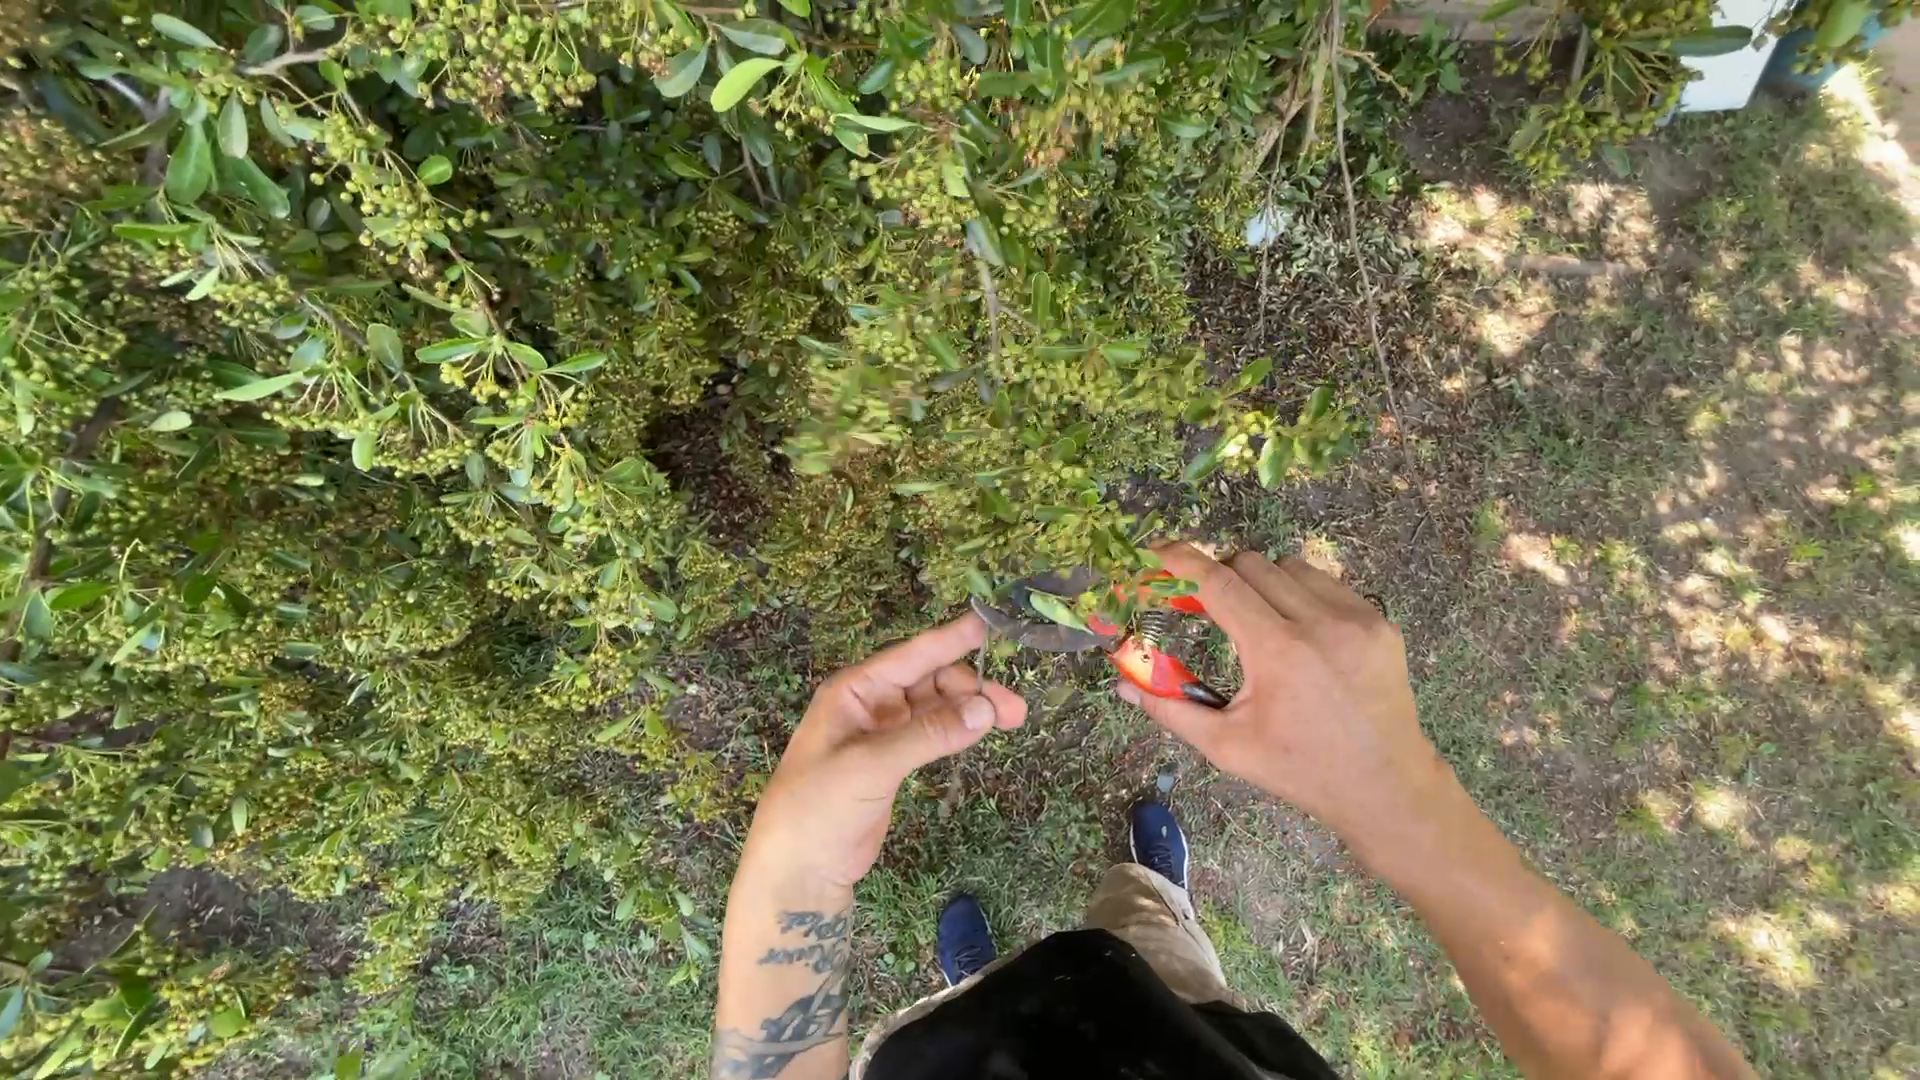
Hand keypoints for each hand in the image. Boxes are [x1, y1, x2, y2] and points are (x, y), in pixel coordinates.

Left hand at [740, 614, 1027, 891]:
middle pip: (931, 680)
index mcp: (855, 690)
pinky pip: (932, 733)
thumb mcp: (872, 764)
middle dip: (971, 688)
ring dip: (970, 709)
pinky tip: (980, 733)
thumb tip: (986, 708)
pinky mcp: (893, 762)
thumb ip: (929, 734)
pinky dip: (957, 730)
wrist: (798, 870)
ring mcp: (882, 733)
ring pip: (936, 707)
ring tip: (1012, 720)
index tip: (989, 624)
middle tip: (1014, 708)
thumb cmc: (820, 805)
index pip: (912, 655)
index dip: (951, 639)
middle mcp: (870, 704)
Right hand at [1117, 544, 1458, 860]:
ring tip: (1254, 617)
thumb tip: (1122, 684)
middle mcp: (1321, 623)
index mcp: (1278, 652)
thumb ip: (1169, 709)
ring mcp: (1358, 618)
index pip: (1218, 583)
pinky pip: (1324, 582)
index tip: (1156, 553)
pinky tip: (1295, 628)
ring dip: (1259, 581)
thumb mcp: (1226, 746)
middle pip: (1250, 563)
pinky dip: (1297, 592)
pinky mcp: (1380, 622)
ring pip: (1288, 566)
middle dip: (1218, 575)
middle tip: (1206, 604)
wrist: (1387, 788)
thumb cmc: (1298, 769)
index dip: (1182, 562)